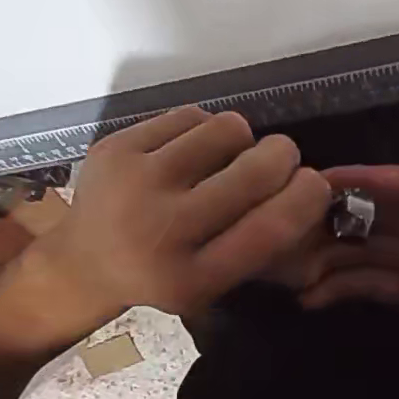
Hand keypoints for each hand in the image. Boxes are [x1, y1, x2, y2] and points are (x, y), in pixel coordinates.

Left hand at [0, 108, 330, 345]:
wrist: (82, 263)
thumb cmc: (163, 274)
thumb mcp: (213, 283)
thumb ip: (260, 244)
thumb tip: (311, 188)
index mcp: (192, 278)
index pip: (270, 228)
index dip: (307, 197)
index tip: (316, 182)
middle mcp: (162, 231)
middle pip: (257, 170)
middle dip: (283, 156)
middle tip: (278, 160)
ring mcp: (134, 183)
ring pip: (229, 129)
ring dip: (242, 138)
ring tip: (225, 157)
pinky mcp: (115, 148)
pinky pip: (192, 115)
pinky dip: (204, 130)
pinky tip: (188, 153)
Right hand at [297, 166, 398, 398]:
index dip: (369, 182)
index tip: (316, 183)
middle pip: (389, 215)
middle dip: (340, 218)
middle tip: (284, 231)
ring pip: (376, 250)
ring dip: (334, 255)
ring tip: (287, 269)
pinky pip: (379, 285)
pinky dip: (346, 287)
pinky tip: (313, 298)